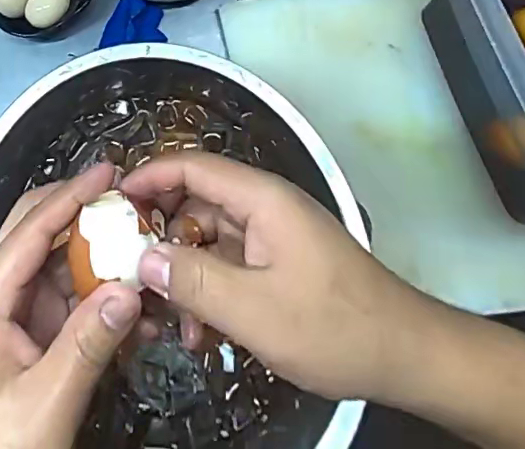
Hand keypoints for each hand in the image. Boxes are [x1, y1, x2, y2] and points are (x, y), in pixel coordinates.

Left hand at [0, 163, 143, 448]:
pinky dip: (101, 304)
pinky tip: (134, 312)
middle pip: (41, 236)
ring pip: (61, 271)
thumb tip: (129, 289)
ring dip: (100, 263)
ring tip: (142, 256)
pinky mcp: (34, 345)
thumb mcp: (41, 405)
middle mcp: (1, 298)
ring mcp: (18, 321)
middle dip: (82, 215)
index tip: (107, 172)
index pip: (31, 229)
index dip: (70, 195)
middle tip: (127, 204)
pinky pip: (71, 309)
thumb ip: (86, 346)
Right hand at [118, 151, 447, 402]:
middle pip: (195, 201)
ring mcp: (271, 233)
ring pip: (208, 236)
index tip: (115, 201)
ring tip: (171, 318)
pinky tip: (202, 330)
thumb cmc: (336, 326)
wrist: (410, 358)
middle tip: (131, 267)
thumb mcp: (256, 311)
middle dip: (162, 234)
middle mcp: (262, 205)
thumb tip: (142, 259)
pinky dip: (209, 287)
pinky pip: (229, 261)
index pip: (191, 165)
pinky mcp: (277, 260)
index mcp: (259, 197)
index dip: (149, 177)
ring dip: (185, 271)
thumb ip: (193, 280)